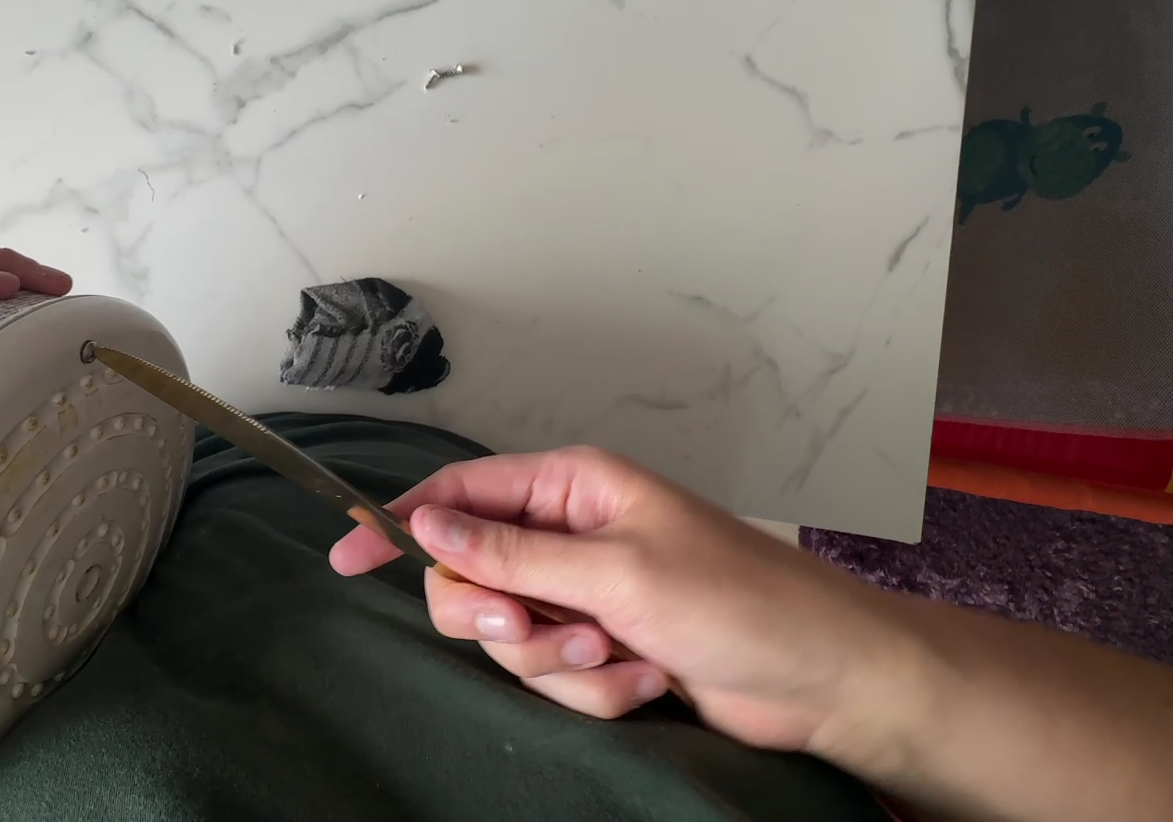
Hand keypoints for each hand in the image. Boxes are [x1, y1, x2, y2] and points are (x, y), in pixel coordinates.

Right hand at [329, 446, 918, 755]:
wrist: (827, 681)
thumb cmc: (732, 599)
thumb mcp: (612, 572)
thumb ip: (509, 552)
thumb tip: (423, 526)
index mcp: (563, 487)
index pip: (456, 495)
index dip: (398, 523)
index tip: (346, 555)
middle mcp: (560, 533)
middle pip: (469, 574)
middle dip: (497, 615)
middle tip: (532, 630)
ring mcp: (574, 591)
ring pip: (508, 632)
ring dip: (556, 658)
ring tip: (618, 656)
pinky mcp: (593, 641)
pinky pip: (551, 670)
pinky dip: (591, 685)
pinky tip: (645, 677)